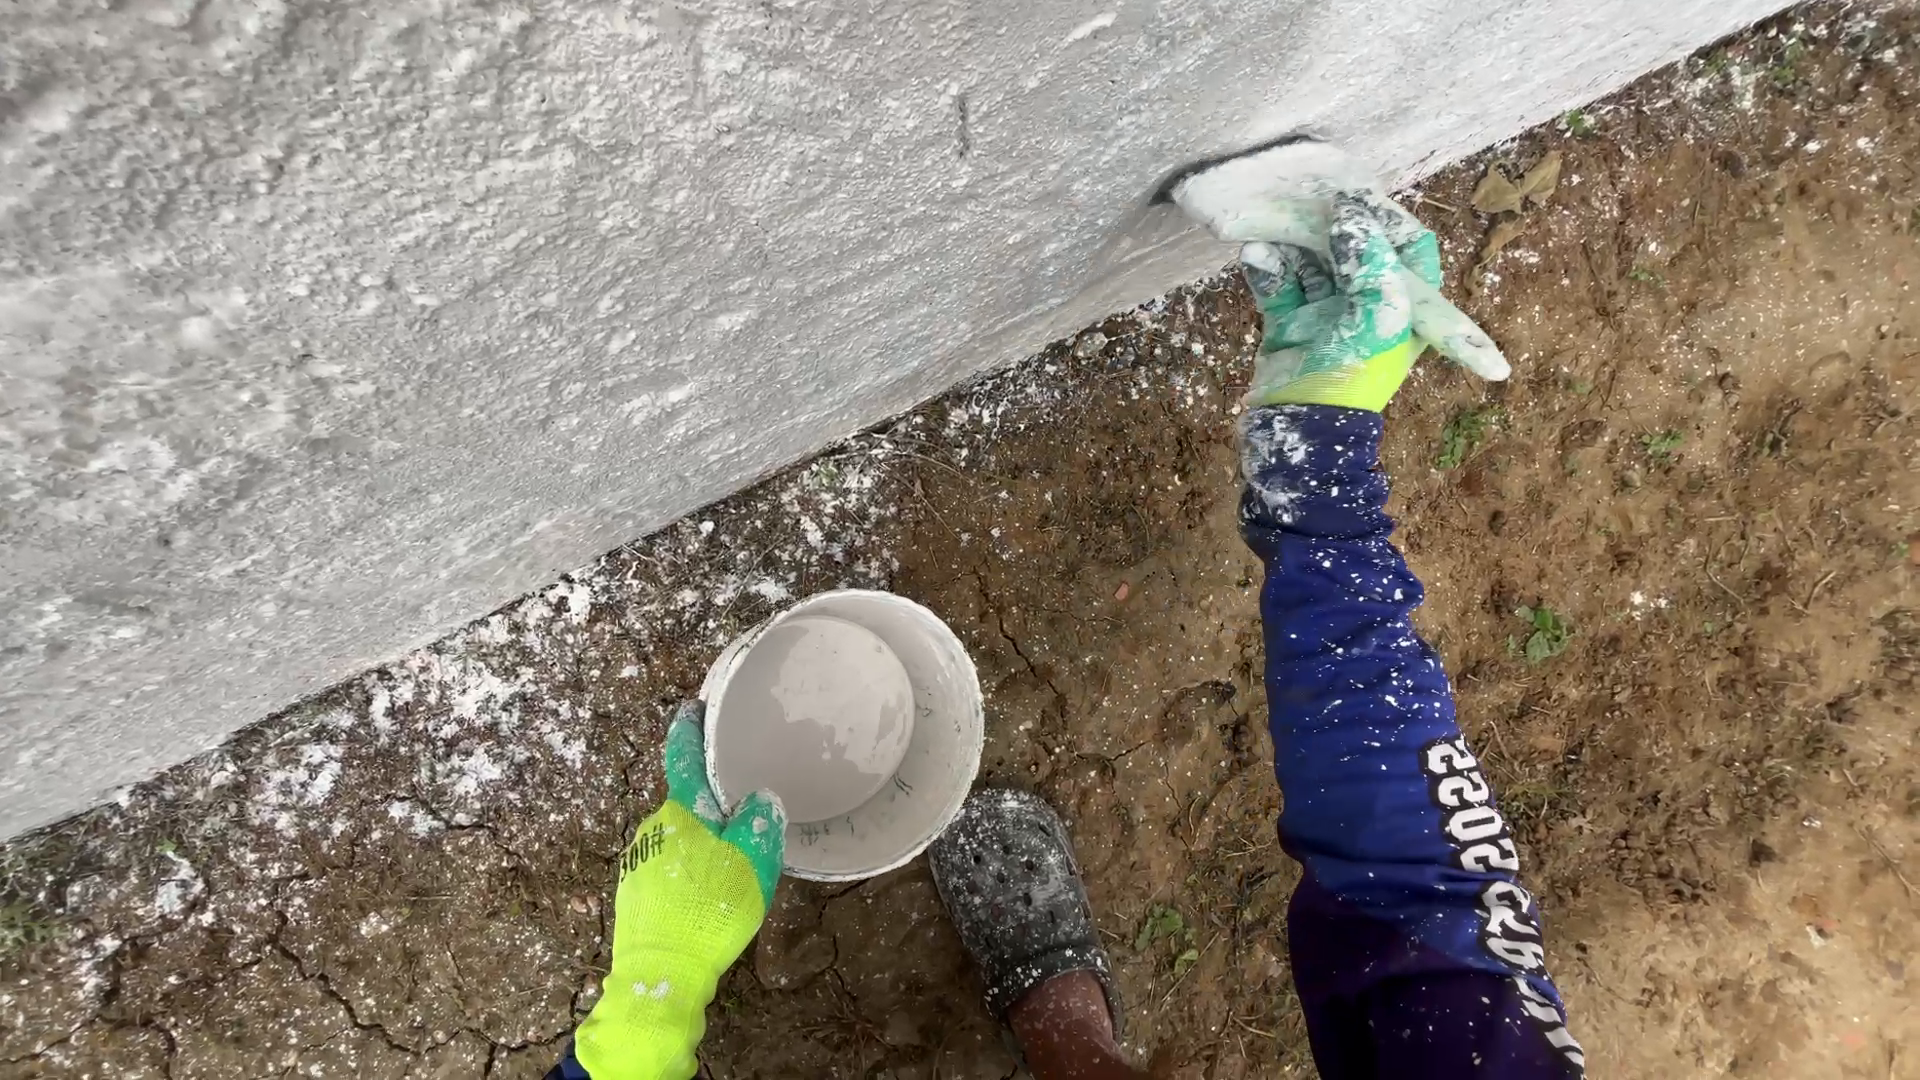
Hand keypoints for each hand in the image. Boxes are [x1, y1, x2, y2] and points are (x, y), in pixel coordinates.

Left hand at [574, 702, 784, 1079]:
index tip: (691, 706)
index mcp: (682, 812)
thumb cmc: (709, 910)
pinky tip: (704, 893)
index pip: (684, 757)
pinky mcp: (634, 891)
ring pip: (679, 835)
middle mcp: (654, 827)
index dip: (688, 729)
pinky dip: (688, 866)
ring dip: (701, 839)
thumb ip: (758, 821)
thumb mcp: (752, 861)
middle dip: (711, 805)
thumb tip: (758, 798)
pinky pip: (668, 863)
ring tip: (728, 865)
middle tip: (743, 817)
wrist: (659, 978)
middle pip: (688, 802)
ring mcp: (639, 860)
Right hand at [1240, 191, 1505, 411]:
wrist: (1299, 428)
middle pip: (1352, 248)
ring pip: (1311, 262)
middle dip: (1328, 227)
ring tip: (1270, 226)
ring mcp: (1325, 312)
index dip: (1383, 220)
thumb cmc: (1350, 377)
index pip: (1405, 246)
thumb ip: (1370, 260)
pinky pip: (1279, 284)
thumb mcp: (1377, 317)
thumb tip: (1348, 214)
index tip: (1354, 200)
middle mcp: (1367, 302)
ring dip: (1291, 245)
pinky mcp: (1288, 321)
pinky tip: (1256, 254)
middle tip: (1304, 202)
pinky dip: (1268, 269)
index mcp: (1404, 304)